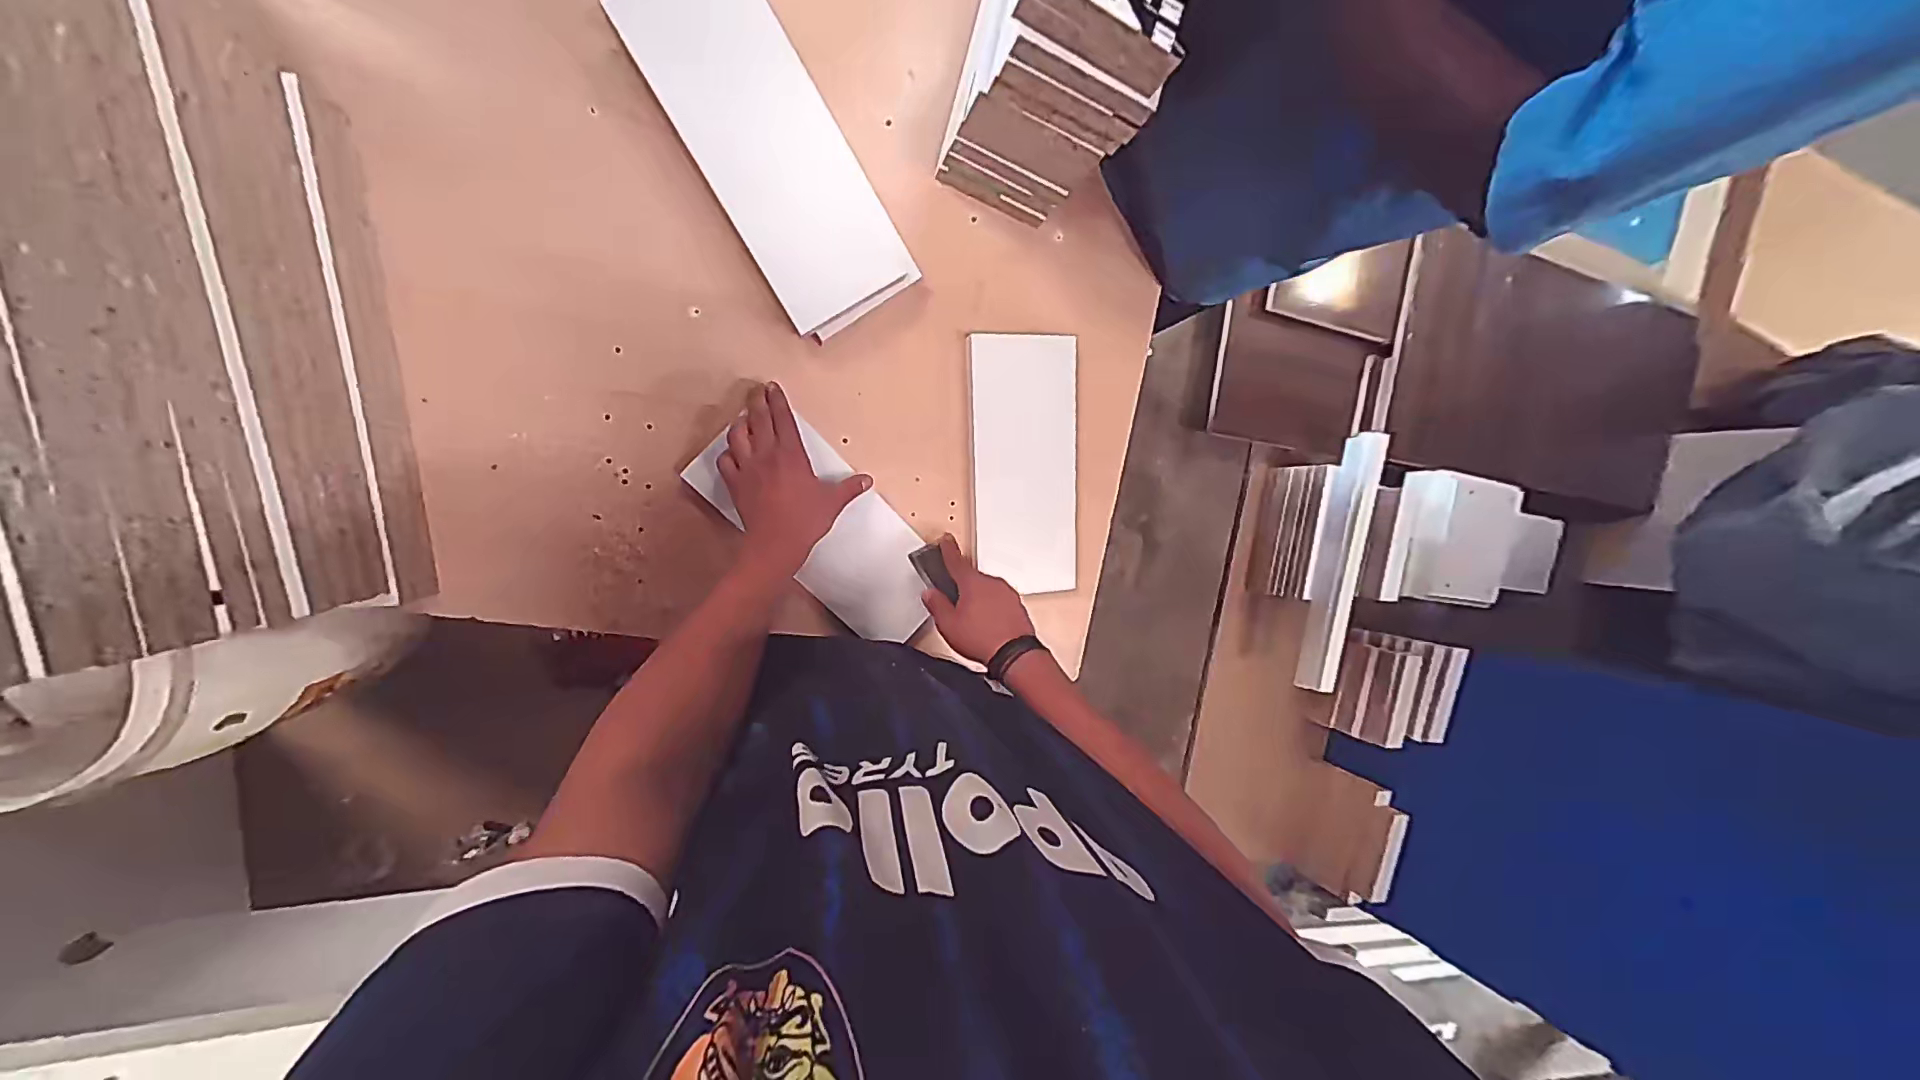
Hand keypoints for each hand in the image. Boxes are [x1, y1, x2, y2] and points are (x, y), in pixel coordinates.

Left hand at [718, 383, 869, 578]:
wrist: (775, 543)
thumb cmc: (804, 521)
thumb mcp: (832, 502)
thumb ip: (849, 488)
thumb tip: (865, 480)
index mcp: (791, 454)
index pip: (783, 419)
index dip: (778, 401)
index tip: (773, 388)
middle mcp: (767, 455)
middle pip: (758, 419)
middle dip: (757, 402)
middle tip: (757, 392)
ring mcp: (748, 469)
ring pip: (737, 435)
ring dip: (740, 424)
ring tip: (743, 418)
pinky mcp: (735, 484)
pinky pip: (726, 461)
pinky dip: (728, 453)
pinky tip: (732, 453)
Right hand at [919, 535, 1036, 665]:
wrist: (1014, 655)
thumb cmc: (984, 639)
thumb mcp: (948, 624)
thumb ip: (937, 605)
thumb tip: (930, 594)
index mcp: (972, 583)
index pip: (956, 560)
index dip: (948, 549)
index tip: (946, 540)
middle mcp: (992, 583)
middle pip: (971, 577)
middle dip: (962, 588)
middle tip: (954, 605)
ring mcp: (1007, 593)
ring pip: (986, 590)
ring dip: (978, 600)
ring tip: (972, 622)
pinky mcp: (1017, 605)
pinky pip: (999, 601)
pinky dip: (992, 608)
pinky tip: (987, 625)